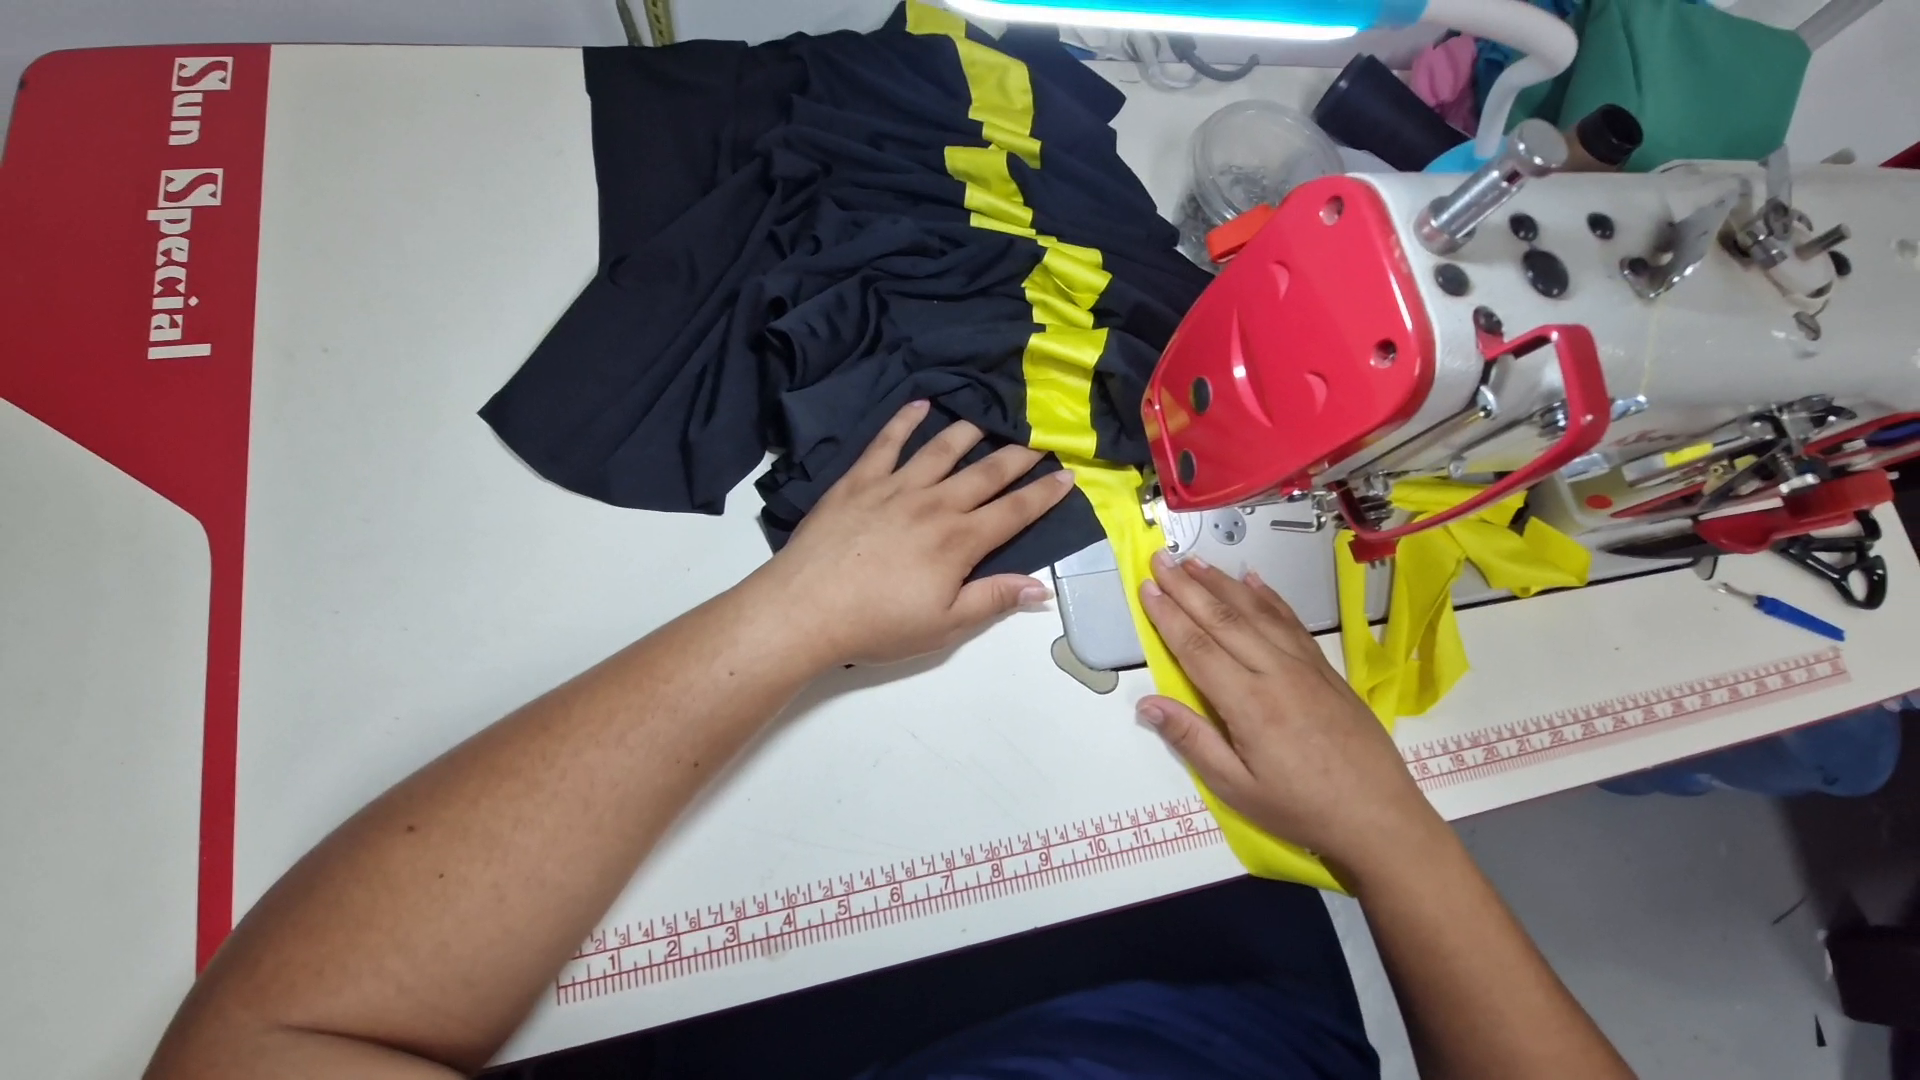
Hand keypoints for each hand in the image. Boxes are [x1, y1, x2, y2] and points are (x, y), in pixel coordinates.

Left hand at [753, 400, 1075, 668]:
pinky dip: (905, 421)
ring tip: (988, 418)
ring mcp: (895, 487)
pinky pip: (887, 443)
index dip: (1044, 494)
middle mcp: (935, 504)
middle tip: (1040, 439)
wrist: (807, 608)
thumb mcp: (944, 626)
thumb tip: (1041, 588)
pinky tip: (920, 405)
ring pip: (942, 449)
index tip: (1067, 475)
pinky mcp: (859, 481)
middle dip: (1018, 456)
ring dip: (970, 431)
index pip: (1014, 512)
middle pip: (986, 473)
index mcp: (960, 541)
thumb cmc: (878, 624)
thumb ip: (993, 600)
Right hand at [1134, 552, 1441, 879]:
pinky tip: (1253, 580)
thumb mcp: (1236, 788)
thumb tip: (1147, 704)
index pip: (1197, 648)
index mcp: (1249, 704)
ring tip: (1195, 561)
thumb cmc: (1300, 809)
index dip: (1168, 616)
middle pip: (1223, 620)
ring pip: (1257, 613)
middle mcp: (1276, 673)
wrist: (1380, 817)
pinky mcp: (1326, 669)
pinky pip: (1292, 623)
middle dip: (1188, 587)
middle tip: (1161, 559)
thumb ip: (1192, 741)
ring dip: (1222, 584)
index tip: (1147, 588)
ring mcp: (1305, 667)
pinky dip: (1269, 597)